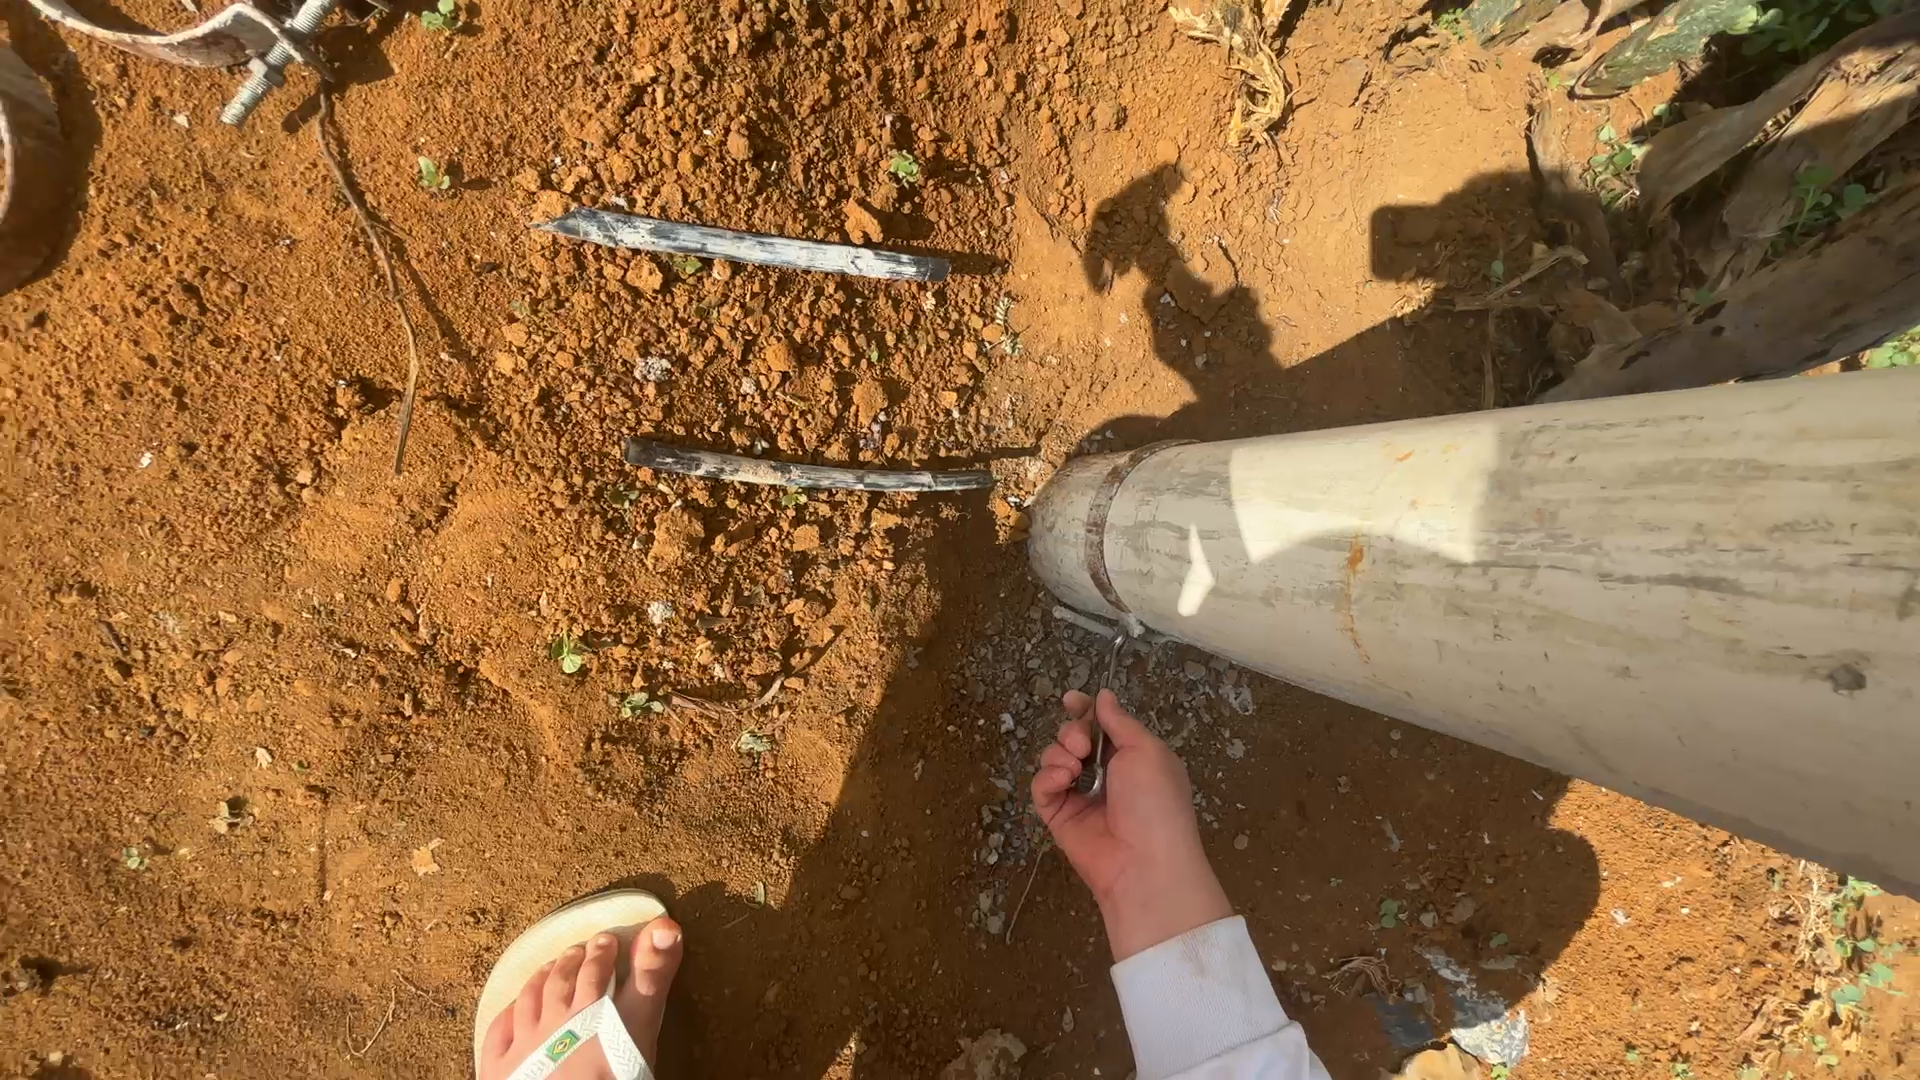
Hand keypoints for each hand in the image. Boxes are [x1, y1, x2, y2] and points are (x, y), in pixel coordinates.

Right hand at [1032, 688, 1232, 960]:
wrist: (1144, 863)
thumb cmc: (1155, 801)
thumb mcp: (1146, 750)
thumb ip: (1119, 721)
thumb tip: (1104, 695)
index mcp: (1131, 757)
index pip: (1101, 725)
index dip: (1084, 709)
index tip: (1071, 699)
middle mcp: (1104, 774)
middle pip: (1073, 736)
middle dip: (1072, 732)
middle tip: (1081, 746)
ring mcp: (1080, 795)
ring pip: (1054, 757)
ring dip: (1059, 753)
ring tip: (1073, 767)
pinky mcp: (1059, 816)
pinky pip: (1042, 786)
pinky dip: (1047, 777)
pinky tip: (1062, 781)